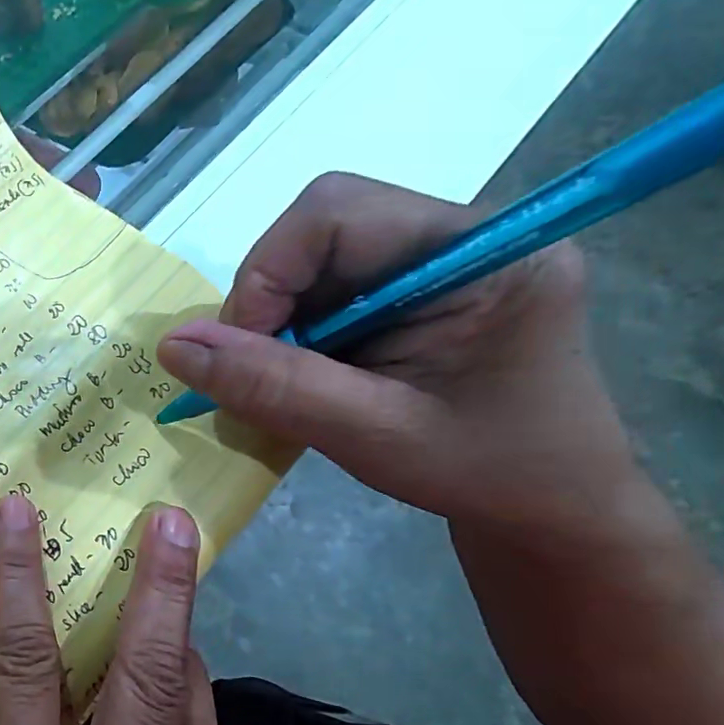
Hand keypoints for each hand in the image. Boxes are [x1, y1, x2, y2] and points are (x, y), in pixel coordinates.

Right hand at [156, 174, 640, 539]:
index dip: (267, 274)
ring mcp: (440, 260)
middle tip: (260, 370)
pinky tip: (308, 376)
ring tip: (287, 382)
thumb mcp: (372, 434)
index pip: (337, 212)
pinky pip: (330, 286)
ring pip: (315, 258)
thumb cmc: (484, 475)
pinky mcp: (419, 288)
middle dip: (269, 298)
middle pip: (322, 226)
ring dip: (279, 320)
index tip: (240, 354)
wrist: (550, 512)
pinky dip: (297, 331)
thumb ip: (274, 386)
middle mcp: (463, 236)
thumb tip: (173, 346)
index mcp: (483, 252)